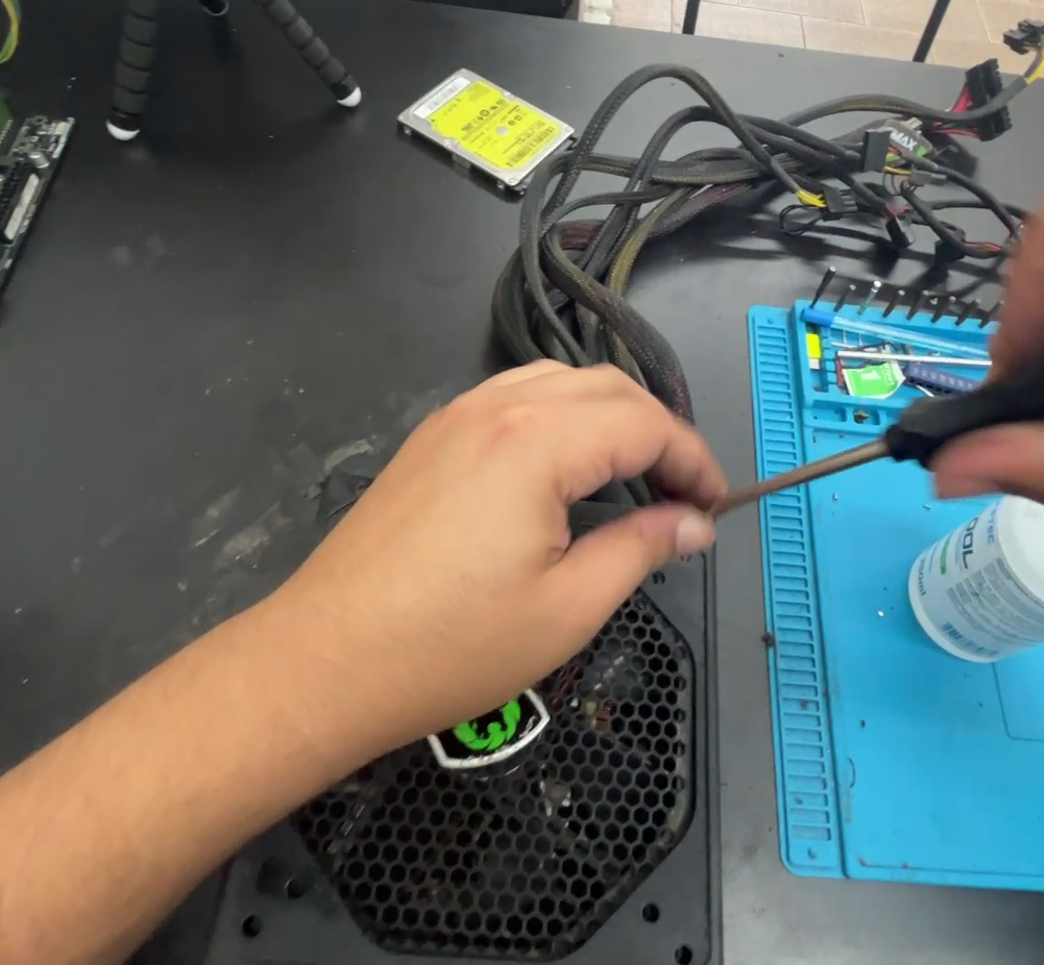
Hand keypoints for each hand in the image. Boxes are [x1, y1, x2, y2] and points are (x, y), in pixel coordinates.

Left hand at [266, 362, 725, 757]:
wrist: (327, 660)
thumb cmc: (452, 646)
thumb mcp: (568, 608)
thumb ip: (641, 550)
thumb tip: (694, 523)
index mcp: (537, 442)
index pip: (645, 423)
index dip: (694, 459)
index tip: (717, 505)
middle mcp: (498, 407)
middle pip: (608, 388)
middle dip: (660, 432)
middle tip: (682, 494)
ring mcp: (458, 414)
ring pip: (562, 383)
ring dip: (611, 417)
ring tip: (634, 476)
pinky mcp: (434, 435)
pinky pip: (517, 398)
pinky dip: (563, 417)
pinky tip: (567, 465)